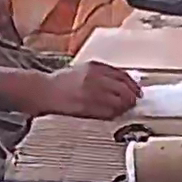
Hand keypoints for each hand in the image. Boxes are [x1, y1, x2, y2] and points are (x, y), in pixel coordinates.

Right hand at [0, 62, 141, 117]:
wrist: (44, 91)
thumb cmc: (63, 83)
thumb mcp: (83, 71)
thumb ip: (102, 75)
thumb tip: (123, 83)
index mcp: (95, 67)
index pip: (123, 75)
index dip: (133, 85)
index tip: (137, 92)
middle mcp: (95, 78)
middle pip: (124, 88)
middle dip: (132, 97)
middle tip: (133, 103)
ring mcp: (91, 93)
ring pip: (119, 101)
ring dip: (125, 107)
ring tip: (123, 110)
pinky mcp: (87, 107)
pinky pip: (109, 112)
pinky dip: (115, 114)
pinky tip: (113, 115)